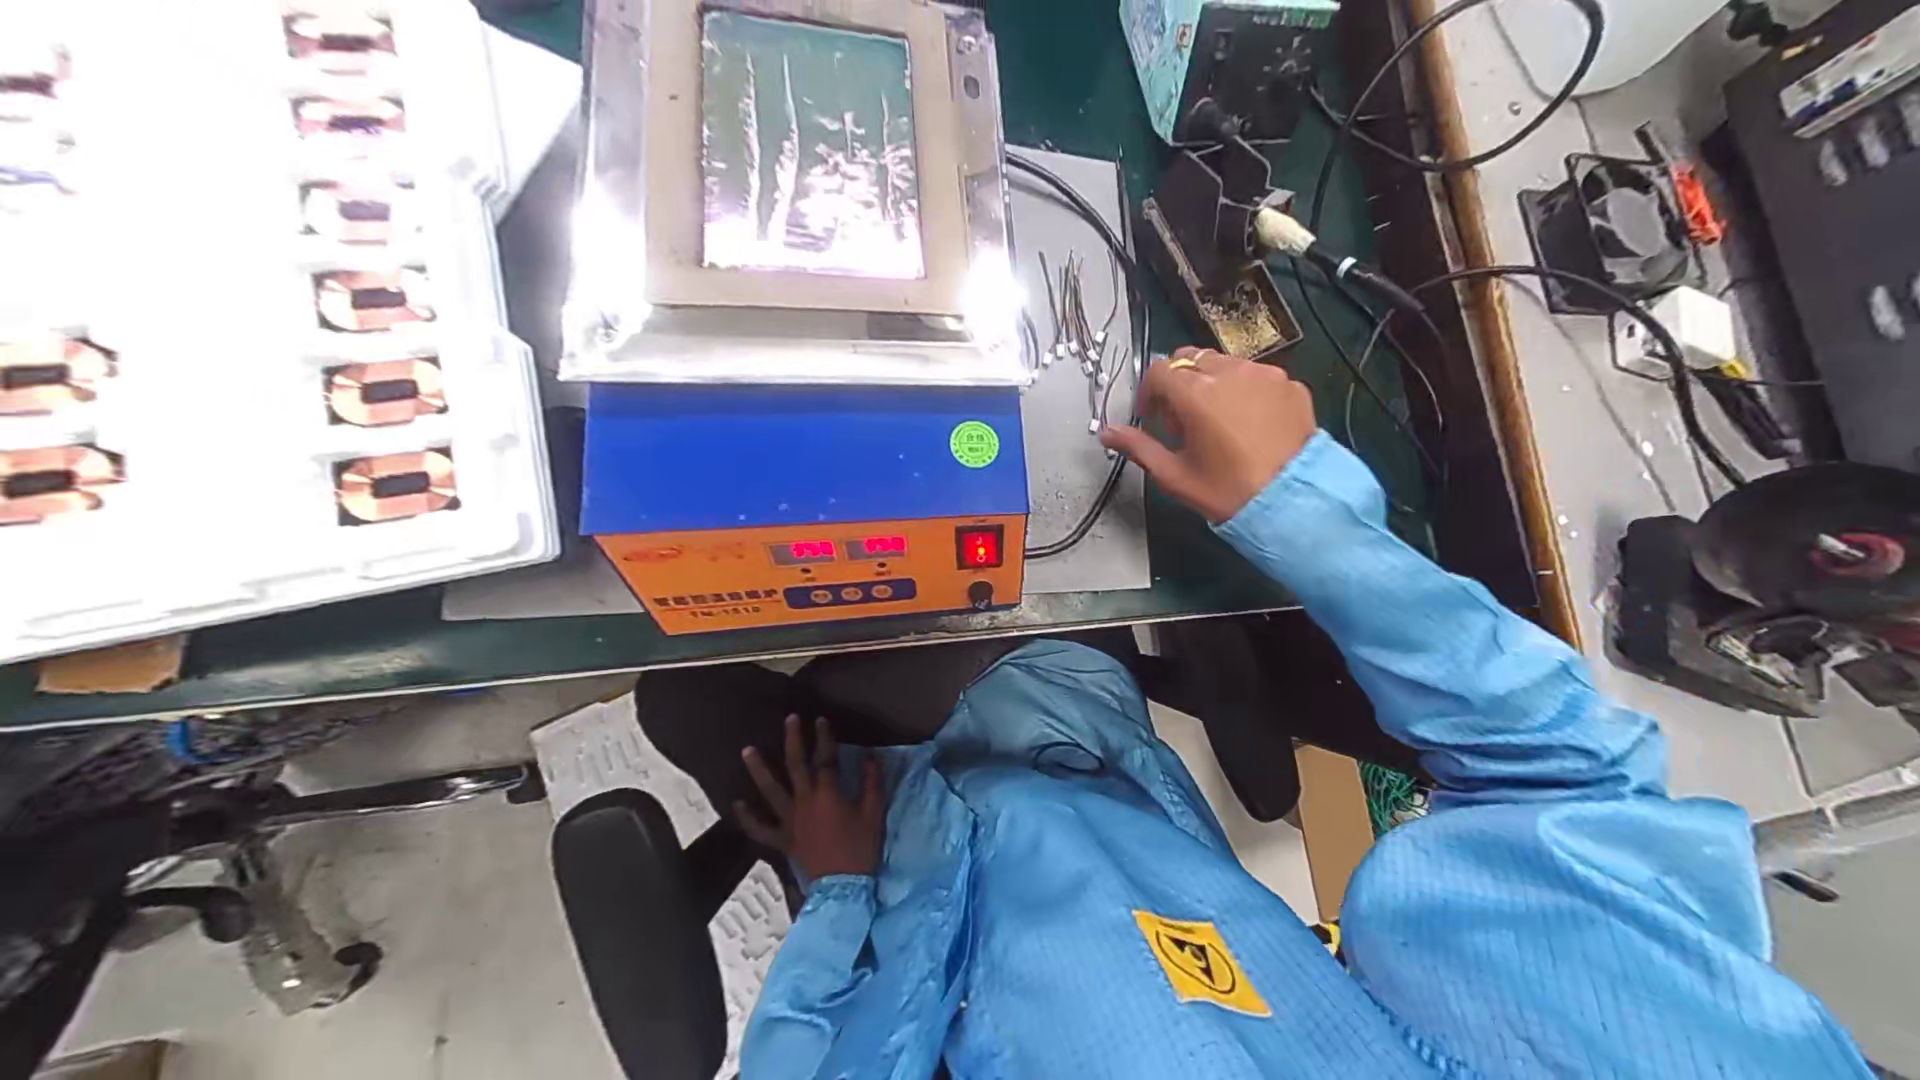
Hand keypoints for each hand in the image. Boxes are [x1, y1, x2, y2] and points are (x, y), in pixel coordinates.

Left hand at [735, 715, 885, 880]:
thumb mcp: (873, 813)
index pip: (826, 758)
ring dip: (758, 770)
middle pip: (796, 765)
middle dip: (793, 740)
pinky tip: (736, 803)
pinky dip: (747, 817)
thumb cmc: (861, 848)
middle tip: (789, 719)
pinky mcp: (782, 839)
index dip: (825, 737)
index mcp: (828, 794)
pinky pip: (760, 828)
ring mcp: (790, 821)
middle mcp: (805, 802)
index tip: (822, 720)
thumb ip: (872, 783)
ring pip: (770, 791)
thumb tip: (871, 757)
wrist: (842, 887)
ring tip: (747, 750)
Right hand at [1100, 346, 1316, 523]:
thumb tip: (1108, 433)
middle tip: (1181, 419)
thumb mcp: (1174, 474)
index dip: (1149, 392)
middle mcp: (1230, 373)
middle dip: (1178, 383)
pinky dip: (1243, 390)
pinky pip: (1256, 376)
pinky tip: (1247, 423)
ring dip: (1210, 383)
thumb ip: (1137, 446)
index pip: (1159, 370)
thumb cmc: (1227, 491)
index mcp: (1196, 393)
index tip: (1152, 416)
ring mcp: (1265, 375)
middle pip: (1190, 359)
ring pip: (1225, 363)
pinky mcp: (1290, 385)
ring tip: (1215, 421)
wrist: (1295, 502)